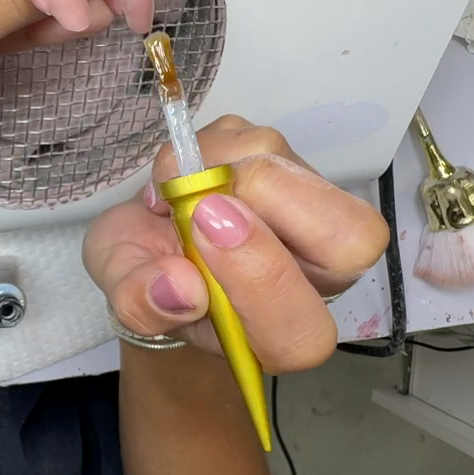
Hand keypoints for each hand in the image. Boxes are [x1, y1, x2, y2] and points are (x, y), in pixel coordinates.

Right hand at [83, 119, 389, 372]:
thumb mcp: (125, 303)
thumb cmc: (145, 282)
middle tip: (195, 197)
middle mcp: (312, 279)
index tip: (203, 228)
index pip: (301, 327)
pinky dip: (213, 145)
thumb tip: (177, 284)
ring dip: (217, 166)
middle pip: (348, 239)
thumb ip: (141, 303)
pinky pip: (261, 140)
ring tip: (171, 192)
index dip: (261, 277)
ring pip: (292, 173)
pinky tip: (188, 173)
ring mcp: (312, 215)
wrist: (149, 247)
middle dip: (266, 200)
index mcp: (278, 334)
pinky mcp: (293, 166)